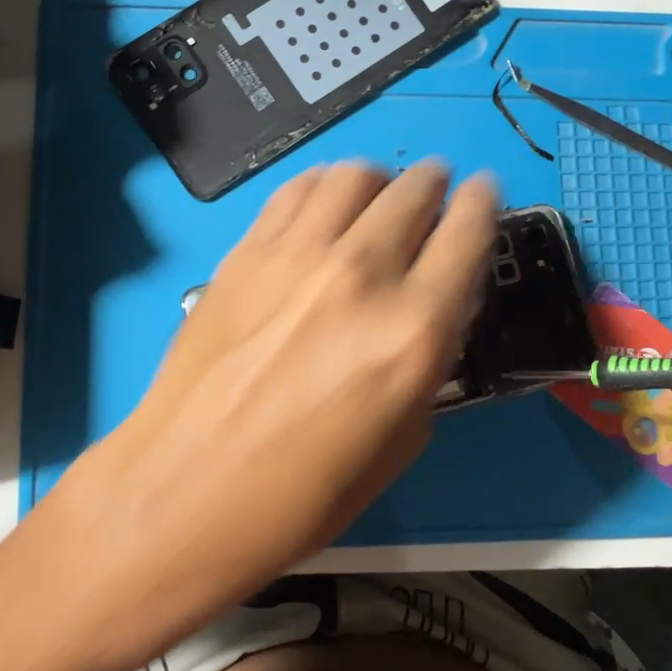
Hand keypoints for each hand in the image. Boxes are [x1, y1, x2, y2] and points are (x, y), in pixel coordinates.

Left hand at [49, 162, 498, 647]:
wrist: (188, 490)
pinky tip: (323, 202)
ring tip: (377, 195)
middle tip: (434, 192)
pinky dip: (323, 184)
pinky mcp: (245, 253)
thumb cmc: (304, 494)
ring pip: (353, 176)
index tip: (483, 193)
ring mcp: (296, 255)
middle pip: (414, 191)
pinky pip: (296, 190)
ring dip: (379, 179)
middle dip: (435, 183)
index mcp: (415, 329)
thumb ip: (427, 363)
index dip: (482, 204)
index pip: (468, 232)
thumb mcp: (401, 440)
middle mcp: (362, 274)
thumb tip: (432, 313)